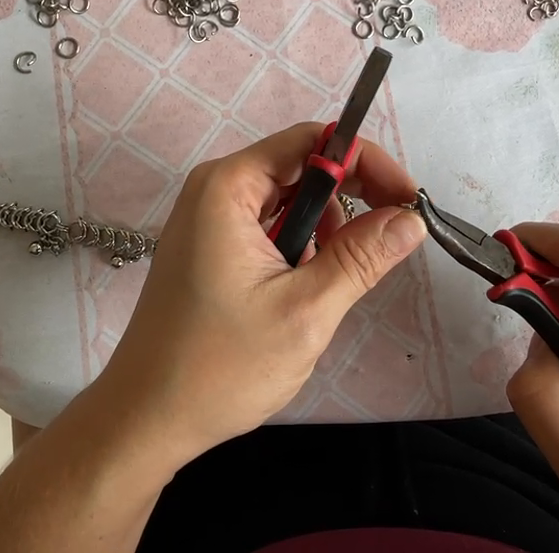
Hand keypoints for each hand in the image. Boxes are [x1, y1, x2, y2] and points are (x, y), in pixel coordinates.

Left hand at [86, 122, 427, 468]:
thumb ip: (361, 257)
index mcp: (229, 186)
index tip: (408, 200)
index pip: (313, 141)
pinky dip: (300, 243)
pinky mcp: (211, 244)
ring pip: (288, 197)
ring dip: (325, 225)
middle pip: (301, 164)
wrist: (147, 417)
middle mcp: (215, 188)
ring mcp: (209, 216)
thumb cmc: (221, 366)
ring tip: (336, 275)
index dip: (367, 161)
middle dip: (351, 195)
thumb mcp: (305, 310)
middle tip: (393, 234)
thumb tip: (411, 219)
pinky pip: (268, 223)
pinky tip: (305, 284)